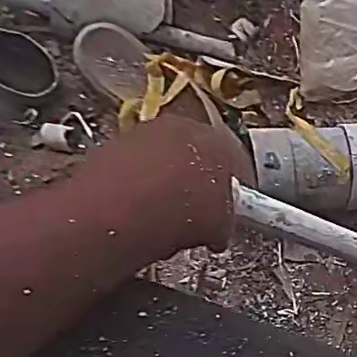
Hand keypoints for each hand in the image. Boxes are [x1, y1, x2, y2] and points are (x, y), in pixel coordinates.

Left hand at [71, 116, 246, 252]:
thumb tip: (219, 231)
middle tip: (202, 215)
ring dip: (171, 183)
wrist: (123, 207)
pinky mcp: (117, 143)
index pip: (238, 165)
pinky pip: (141, 166)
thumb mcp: (219, 227)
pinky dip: (145, 185)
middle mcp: (187, 125)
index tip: (234, 213)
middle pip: (202, 157)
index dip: (238, 192)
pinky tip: (142, 211)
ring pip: (169, 159)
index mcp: (221, 141)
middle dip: (203, 184)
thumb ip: (224, 223)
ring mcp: (149, 131)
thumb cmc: (184, 215)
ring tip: (168, 216)